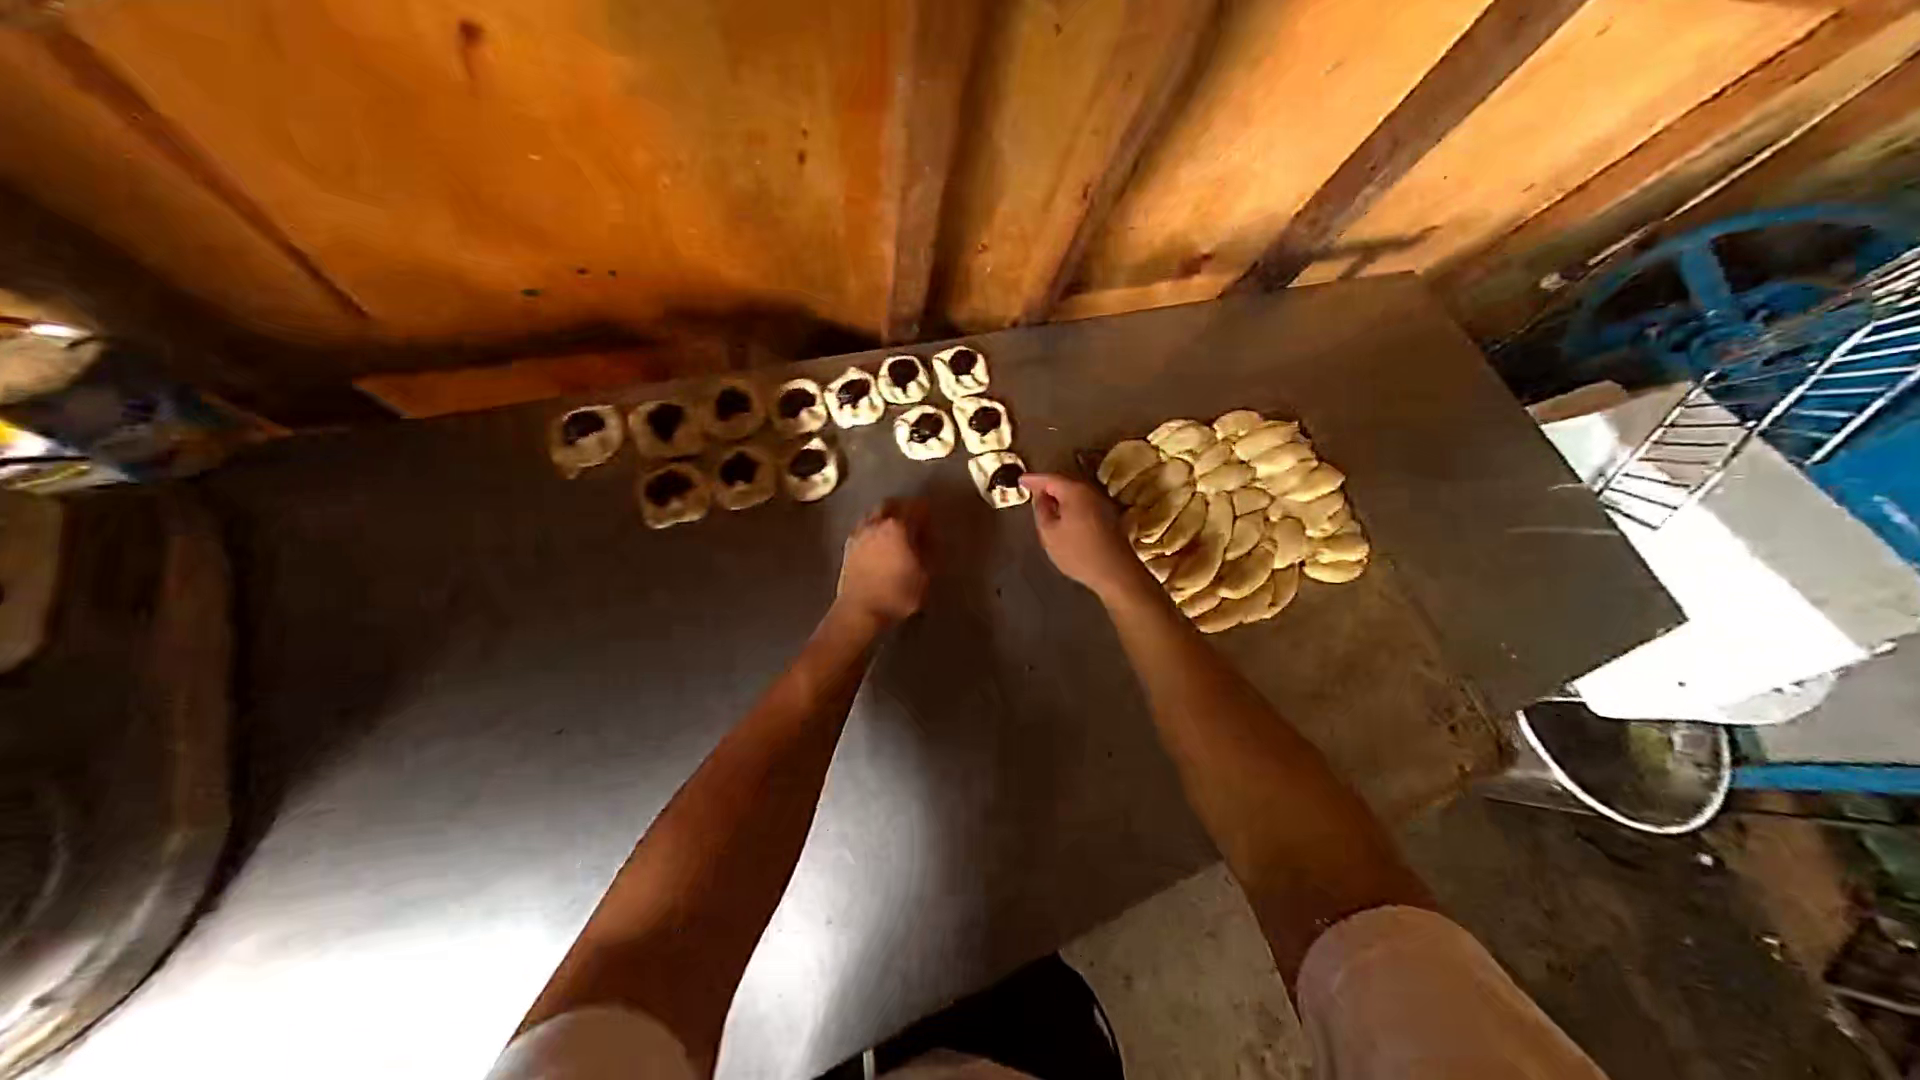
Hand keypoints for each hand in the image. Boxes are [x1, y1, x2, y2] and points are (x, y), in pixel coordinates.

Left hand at [836, 499, 929, 626]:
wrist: (859, 611)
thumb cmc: (897, 594)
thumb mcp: (924, 577)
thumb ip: (929, 555)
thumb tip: (928, 544)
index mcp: (898, 527)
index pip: (916, 508)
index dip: (926, 512)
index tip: (931, 520)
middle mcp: (876, 524)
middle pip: (890, 504)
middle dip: (903, 507)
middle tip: (912, 518)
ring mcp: (859, 534)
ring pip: (873, 513)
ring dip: (885, 516)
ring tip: (893, 530)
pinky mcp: (847, 547)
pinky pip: (862, 528)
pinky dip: (872, 529)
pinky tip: (877, 542)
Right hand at [1021, 474, 1154, 604]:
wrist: (1116, 573)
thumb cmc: (1079, 553)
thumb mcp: (1049, 534)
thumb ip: (1041, 511)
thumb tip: (1040, 498)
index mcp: (1075, 492)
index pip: (1049, 478)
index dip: (1033, 480)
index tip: (1021, 480)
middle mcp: (1091, 492)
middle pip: (1065, 484)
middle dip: (1048, 487)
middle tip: (1032, 492)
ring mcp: (1103, 504)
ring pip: (1076, 495)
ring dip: (1060, 498)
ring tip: (1046, 507)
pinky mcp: (1110, 517)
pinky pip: (1084, 505)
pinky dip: (1071, 507)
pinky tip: (1065, 519)